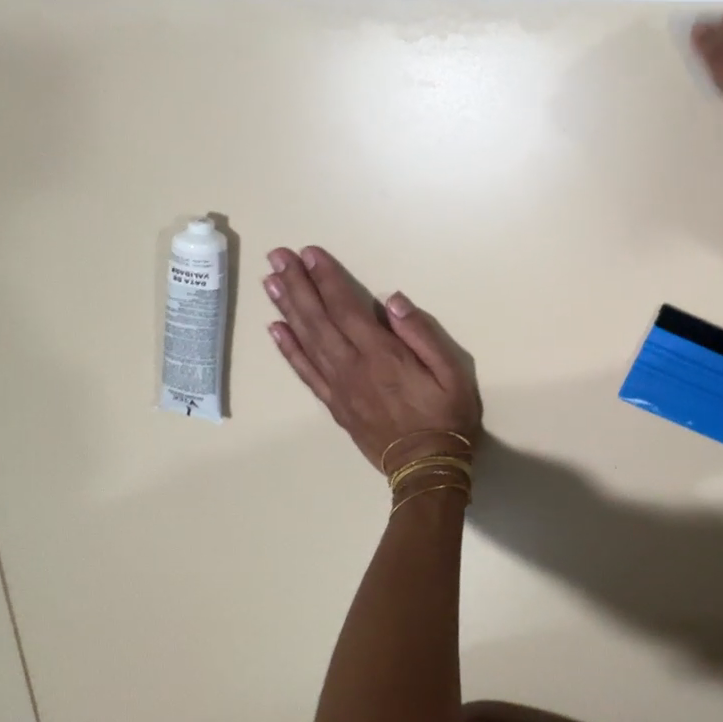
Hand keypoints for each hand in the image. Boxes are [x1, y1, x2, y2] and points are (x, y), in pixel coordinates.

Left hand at [264, 246, 482, 470]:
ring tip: (270, 282)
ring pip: (307, 341)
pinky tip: (276, 330)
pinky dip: (288, 350)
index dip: (327, 279)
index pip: (347, 308)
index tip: (310, 254)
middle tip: (278, 256)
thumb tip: (393, 300)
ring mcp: (339, 387)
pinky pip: (305, 372)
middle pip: (318, 319)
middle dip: (298, 285)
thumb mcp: (451, 371)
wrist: (428, 467)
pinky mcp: (334, 405)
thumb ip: (422, 334)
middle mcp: (352, 367)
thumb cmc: (447, 415)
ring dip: (287, 309)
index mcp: (382, 355)